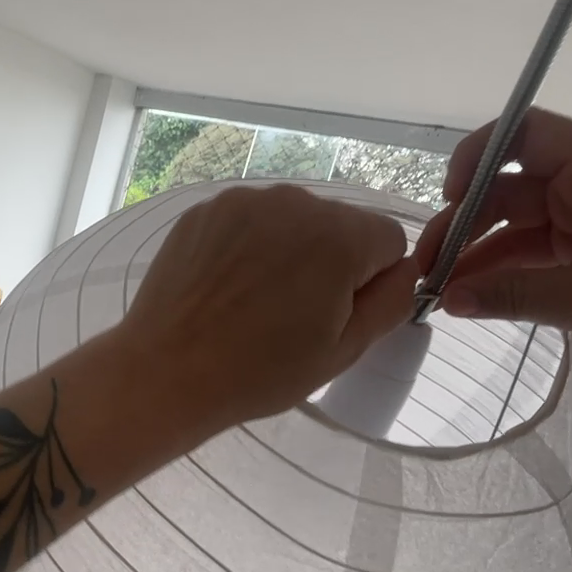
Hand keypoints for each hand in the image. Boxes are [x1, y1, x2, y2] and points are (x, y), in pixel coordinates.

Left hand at [119, 183, 416, 426]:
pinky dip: (244, 246)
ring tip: (252, 301)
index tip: (333, 316)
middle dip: (328, 262)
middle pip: (337, 226)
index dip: (369, 283)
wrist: (166, 370)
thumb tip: (405, 270)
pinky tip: (223, 285)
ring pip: (290, 220)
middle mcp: (293, 201)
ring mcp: (241, 201)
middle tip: (289, 314)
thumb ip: (391, 301)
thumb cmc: (259, 371)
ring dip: (286, 250)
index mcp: (339, 235)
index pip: (388, 241)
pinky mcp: (202, 210)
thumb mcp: (344, 350)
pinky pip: (246, 221)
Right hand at [414, 108, 571, 394]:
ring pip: (521, 227)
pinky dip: (509, 276)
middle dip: (464, 225)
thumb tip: (447, 299)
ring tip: (441, 294)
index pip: (525, 134)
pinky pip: (542, 257)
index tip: (446, 203)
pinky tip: (476, 301)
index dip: (476, 157)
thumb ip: (512, 294)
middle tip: (425, 270)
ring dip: (480, 257)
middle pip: (512, 188)